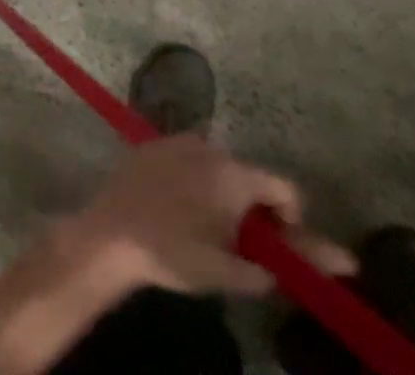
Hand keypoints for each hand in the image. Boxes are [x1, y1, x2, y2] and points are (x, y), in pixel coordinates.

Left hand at [72, 135, 354, 295]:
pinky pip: (182, 161)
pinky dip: (189, 180)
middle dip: (253, 204)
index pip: (285, 188)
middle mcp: (205, 149)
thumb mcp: (229, 271)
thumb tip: (308, 271)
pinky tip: (177, 208)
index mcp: (233, 175)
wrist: (106, 237)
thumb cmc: (171, 253)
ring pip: (213, 166)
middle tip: (243, 238)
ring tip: (208, 224)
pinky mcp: (142, 149)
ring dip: (220, 190)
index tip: (280, 244)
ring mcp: (169, 144)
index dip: (293, 219)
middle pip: (247, 175)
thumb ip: (273, 270)